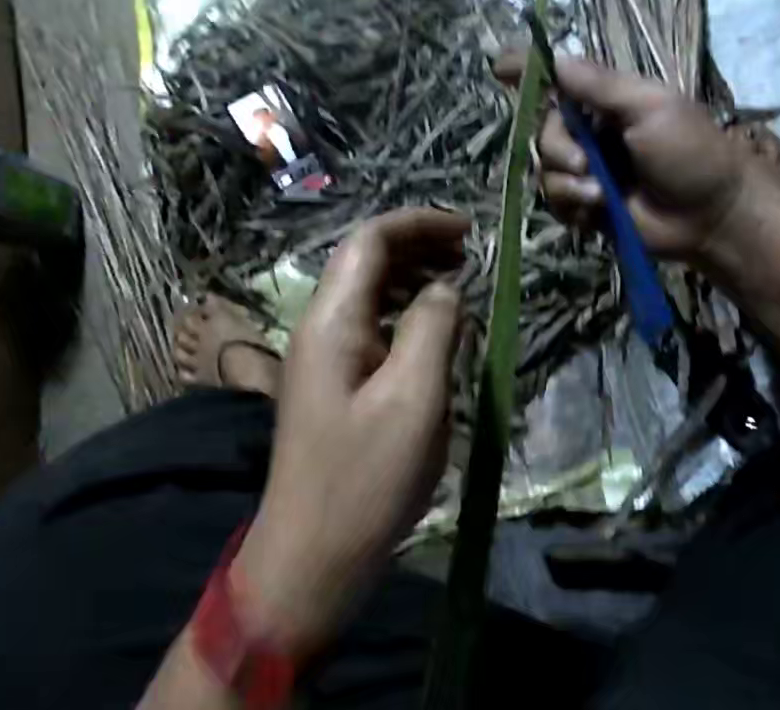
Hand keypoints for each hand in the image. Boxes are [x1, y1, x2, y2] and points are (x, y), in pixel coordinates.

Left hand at [232, 209, 467, 654]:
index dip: (418, 223)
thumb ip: (433, 328)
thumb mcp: (414, 399)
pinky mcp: (334, 379)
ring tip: (457, 279)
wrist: (312, 556)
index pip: (370, 240)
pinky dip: (406, 308)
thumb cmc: (364, 478)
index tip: (466, 230)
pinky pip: (371, 322)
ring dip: (412, 274)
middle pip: (366, 258)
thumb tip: (447, 287)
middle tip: (467, 253)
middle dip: (417, 243)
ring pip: (368, 288)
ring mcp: (324, 353)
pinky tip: (434, 326)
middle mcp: (321, 326)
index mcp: (333, 320)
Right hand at [493, 52, 775, 262]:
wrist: (711, 215)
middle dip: (558, 147)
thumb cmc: (690, 152)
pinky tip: (595, 211)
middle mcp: (592, 132)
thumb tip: (555, 56)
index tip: (498, 67)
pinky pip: (555, 201)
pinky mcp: (587, 205)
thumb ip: (601, 85)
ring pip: (545, 169)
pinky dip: (570, 205)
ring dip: (567, 182)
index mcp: (607, 102)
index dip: (528, 71)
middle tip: (587, 163)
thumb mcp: (651, 107)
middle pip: (543, 130)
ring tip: (601, 194)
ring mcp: (588, 170)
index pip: (559, 79)